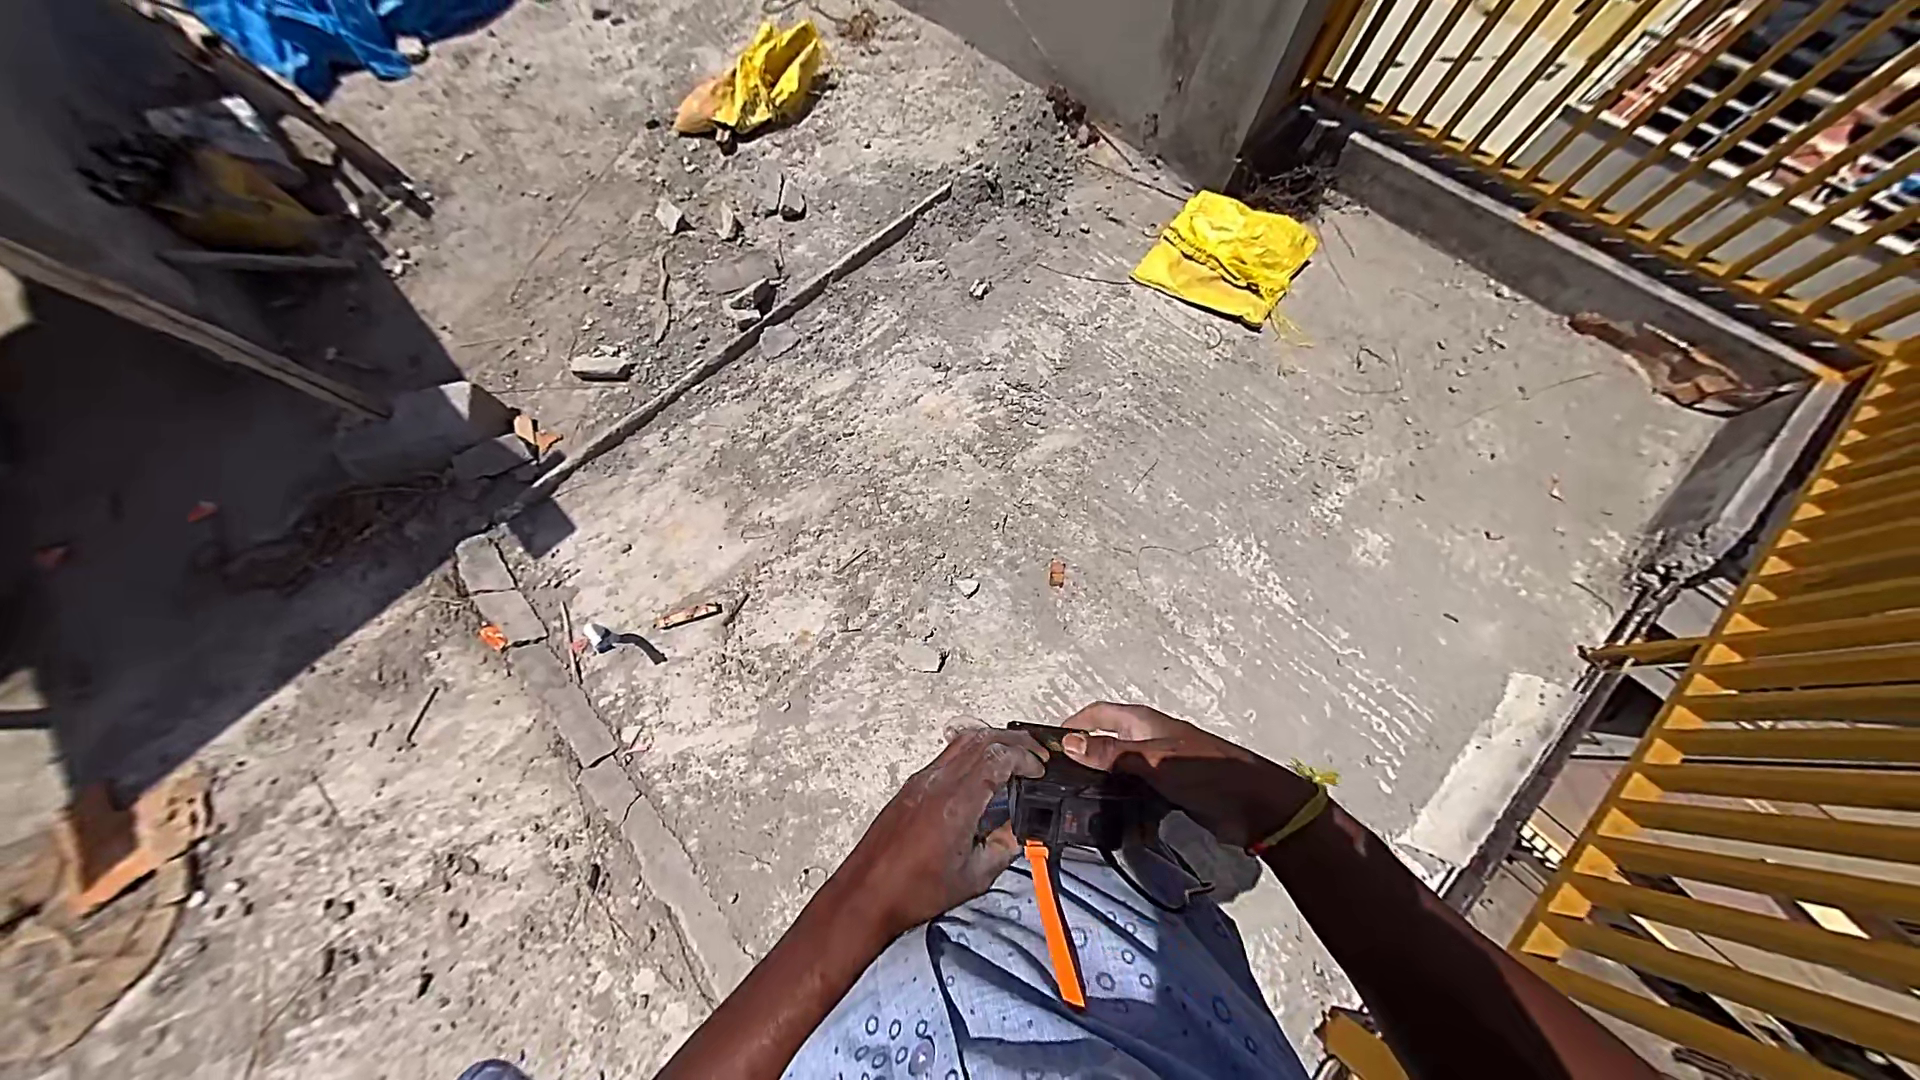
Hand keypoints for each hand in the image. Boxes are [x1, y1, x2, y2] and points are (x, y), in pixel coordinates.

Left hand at [826, 725, 1046, 939]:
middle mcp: (938, 782)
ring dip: (993, 740)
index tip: (1038, 767)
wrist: (866, 894)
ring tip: (1014, 753)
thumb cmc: (909, 892)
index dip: (1024, 757)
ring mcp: (923, 780)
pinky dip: (973, 750)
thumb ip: (1002, 847)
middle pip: (982, 739)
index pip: (997, 758)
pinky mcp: (913, 785)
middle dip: (1015, 740)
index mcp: (956, 803)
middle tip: (1035, 752)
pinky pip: (949, 753)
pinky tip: (982, 767)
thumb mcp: (973, 878)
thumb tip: (1016, 831)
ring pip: (964, 740)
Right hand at [1060, 702, 1318, 847]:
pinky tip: (1107, 814)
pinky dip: (1119, 799)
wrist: (1252, 805)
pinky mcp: (1167, 790)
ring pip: (1118, 769)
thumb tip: (1068, 744)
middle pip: (1105, 741)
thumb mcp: (1152, 759)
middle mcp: (1146, 740)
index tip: (1051, 741)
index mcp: (1142, 722)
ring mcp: (1157, 766)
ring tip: (1075, 797)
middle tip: (1058, 775)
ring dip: (1100, 779)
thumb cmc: (1205, 770)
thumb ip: (1110, 753)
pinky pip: (1134, 791)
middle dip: (1083, 753)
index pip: (1098, 713)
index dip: (1075, 723)